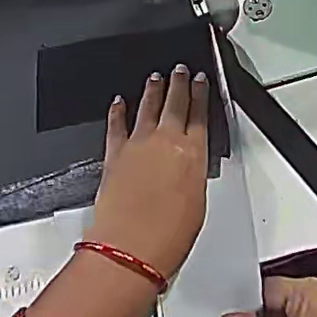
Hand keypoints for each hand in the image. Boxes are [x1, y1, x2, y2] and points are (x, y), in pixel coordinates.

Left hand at [83, 65, 210, 279]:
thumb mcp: (197, 205)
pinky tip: (118, 102)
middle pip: (174, 103)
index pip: (199, 114)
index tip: (201, 80)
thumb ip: (193, 176)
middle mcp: (165, 142)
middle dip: (179, 83)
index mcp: (192, 154)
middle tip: (181, 69)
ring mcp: (137, 145)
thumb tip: (188, 166)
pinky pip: (116, 124)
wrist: (131, 247)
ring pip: (147, 107)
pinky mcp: (114, 153)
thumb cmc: (168, 236)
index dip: (200, 94)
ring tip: (155, 77)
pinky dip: (117, 111)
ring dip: (152, 90)